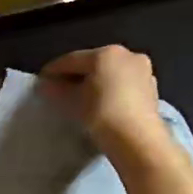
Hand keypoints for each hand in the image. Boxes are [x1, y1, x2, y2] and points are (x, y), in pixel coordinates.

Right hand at [37, 45, 168, 150]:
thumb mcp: (71, 101)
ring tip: (80, 97)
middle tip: (59, 89)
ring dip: (94, 82)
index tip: (40, 81)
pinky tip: (101, 103)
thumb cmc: (101, 113)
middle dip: (75, 75)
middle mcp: (127, 55)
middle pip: (93, 63)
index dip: (53, 70)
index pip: (71, 59)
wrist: (137, 139)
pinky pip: (123, 84)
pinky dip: (109, 90)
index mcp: (106, 54)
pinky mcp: (151, 88)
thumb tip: (46, 85)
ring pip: (110, 73)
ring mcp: (143, 71)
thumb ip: (56, 89)